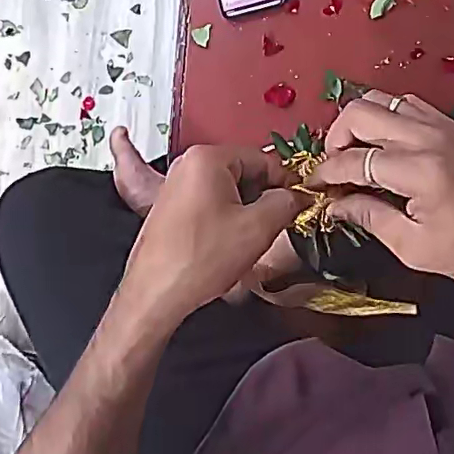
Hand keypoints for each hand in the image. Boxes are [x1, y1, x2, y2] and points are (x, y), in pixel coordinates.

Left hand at [112, 144, 306, 335]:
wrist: (155, 295)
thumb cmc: (197, 259)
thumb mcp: (258, 228)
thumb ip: (286, 203)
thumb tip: (297, 195)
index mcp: (207, 158)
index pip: (262, 158)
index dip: (286, 181)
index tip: (299, 199)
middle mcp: (188, 164)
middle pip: (244, 172)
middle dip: (264, 197)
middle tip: (276, 222)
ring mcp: (176, 186)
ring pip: (229, 190)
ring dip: (246, 210)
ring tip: (250, 238)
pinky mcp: (171, 207)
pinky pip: (210, 203)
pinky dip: (226, 218)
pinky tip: (229, 244)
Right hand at [308, 91, 453, 294]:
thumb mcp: (416, 248)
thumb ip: (370, 217)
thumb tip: (334, 203)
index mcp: (420, 170)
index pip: (354, 158)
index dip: (326, 173)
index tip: (311, 187)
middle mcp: (428, 136)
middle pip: (360, 111)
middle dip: (335, 137)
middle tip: (332, 168)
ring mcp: (442, 124)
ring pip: (381, 99)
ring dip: (358, 122)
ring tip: (354, 154)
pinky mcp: (452, 125)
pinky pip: (406, 103)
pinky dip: (385, 116)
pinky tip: (382, 144)